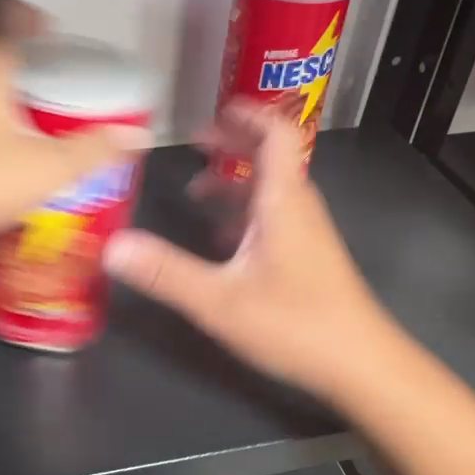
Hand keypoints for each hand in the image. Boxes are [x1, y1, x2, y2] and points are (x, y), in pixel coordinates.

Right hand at [103, 101, 397, 401]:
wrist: (362, 366)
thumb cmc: (296, 324)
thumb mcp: (219, 300)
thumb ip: (165, 272)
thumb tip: (112, 247)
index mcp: (282, 201)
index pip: (275, 134)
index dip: (248, 115)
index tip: (216, 109)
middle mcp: (298, 208)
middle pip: (269, 159)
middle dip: (231, 147)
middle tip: (194, 144)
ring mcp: (307, 234)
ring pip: (270, 192)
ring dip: (234, 183)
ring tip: (195, 191)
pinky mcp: (309, 258)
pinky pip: (274, 219)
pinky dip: (244, 216)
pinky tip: (219, 242)